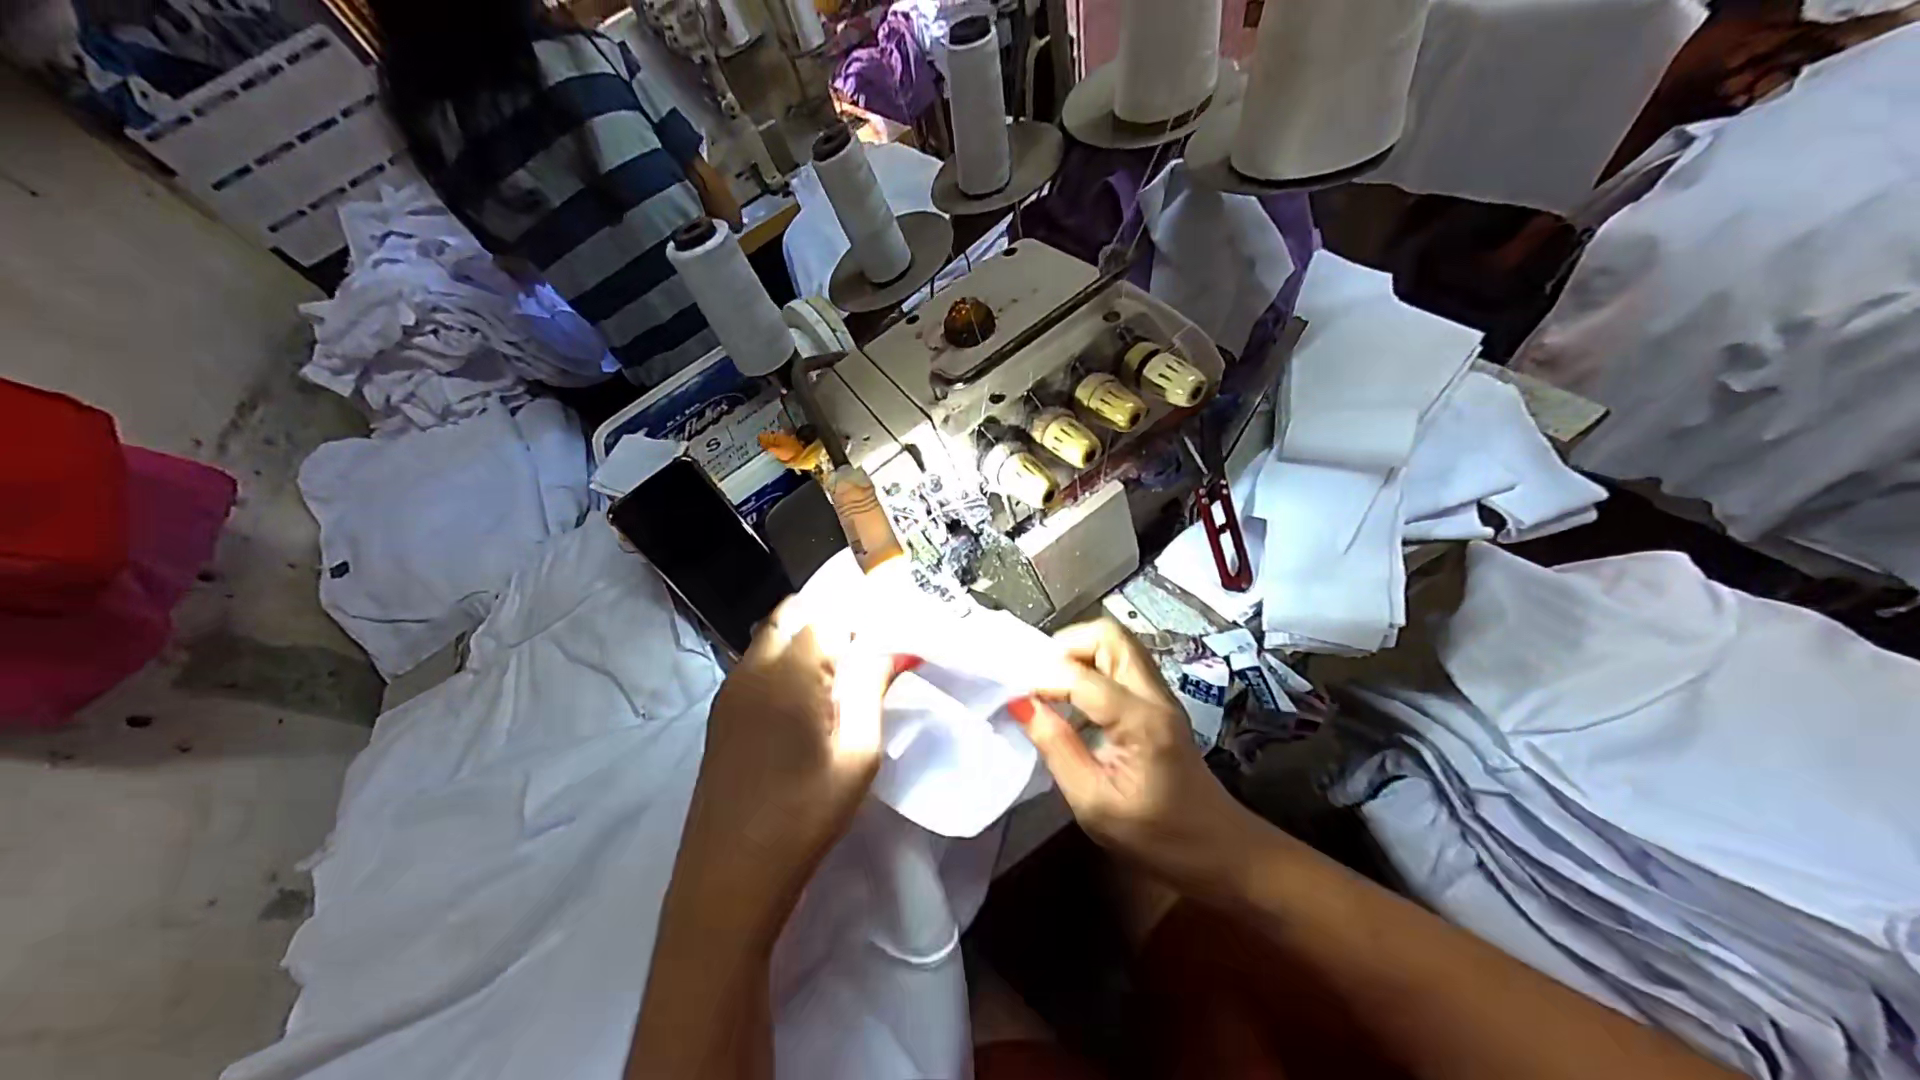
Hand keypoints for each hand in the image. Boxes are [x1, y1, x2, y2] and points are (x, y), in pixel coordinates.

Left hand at [673, 598, 913, 933]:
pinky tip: (806, 701)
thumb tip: (890, 646)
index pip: (829, 616)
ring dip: (806, 640)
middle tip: (865, 654)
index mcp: (790, 672)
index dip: (860, 621)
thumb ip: (872, 689)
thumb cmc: (805, 816)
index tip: (887, 640)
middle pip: (793, 615)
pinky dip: (784, 662)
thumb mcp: (857, 755)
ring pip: (772, 637)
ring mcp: (731, 689)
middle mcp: (753, 667)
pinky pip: (757, 664)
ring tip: (840, 677)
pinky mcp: (721, 712)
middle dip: (831, 620)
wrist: (729, 875)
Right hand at [1017, 619, 1270, 897]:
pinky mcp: (1158, 703)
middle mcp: (1154, 695)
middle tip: (1036, 679)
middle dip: (1065, 647)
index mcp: (1141, 721)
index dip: (1042, 680)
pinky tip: (1074, 701)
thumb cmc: (1158, 838)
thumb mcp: (1094, 803)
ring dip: (1078, 654)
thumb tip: (1021, 705)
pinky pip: (1120, 664)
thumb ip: (1056, 748)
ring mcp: (1160, 695)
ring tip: (1051, 688)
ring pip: (1116, 643)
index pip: (1081, 676)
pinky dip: (1090, 667)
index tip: (1017, 698)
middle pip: (1108, 635)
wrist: (1220, 852)